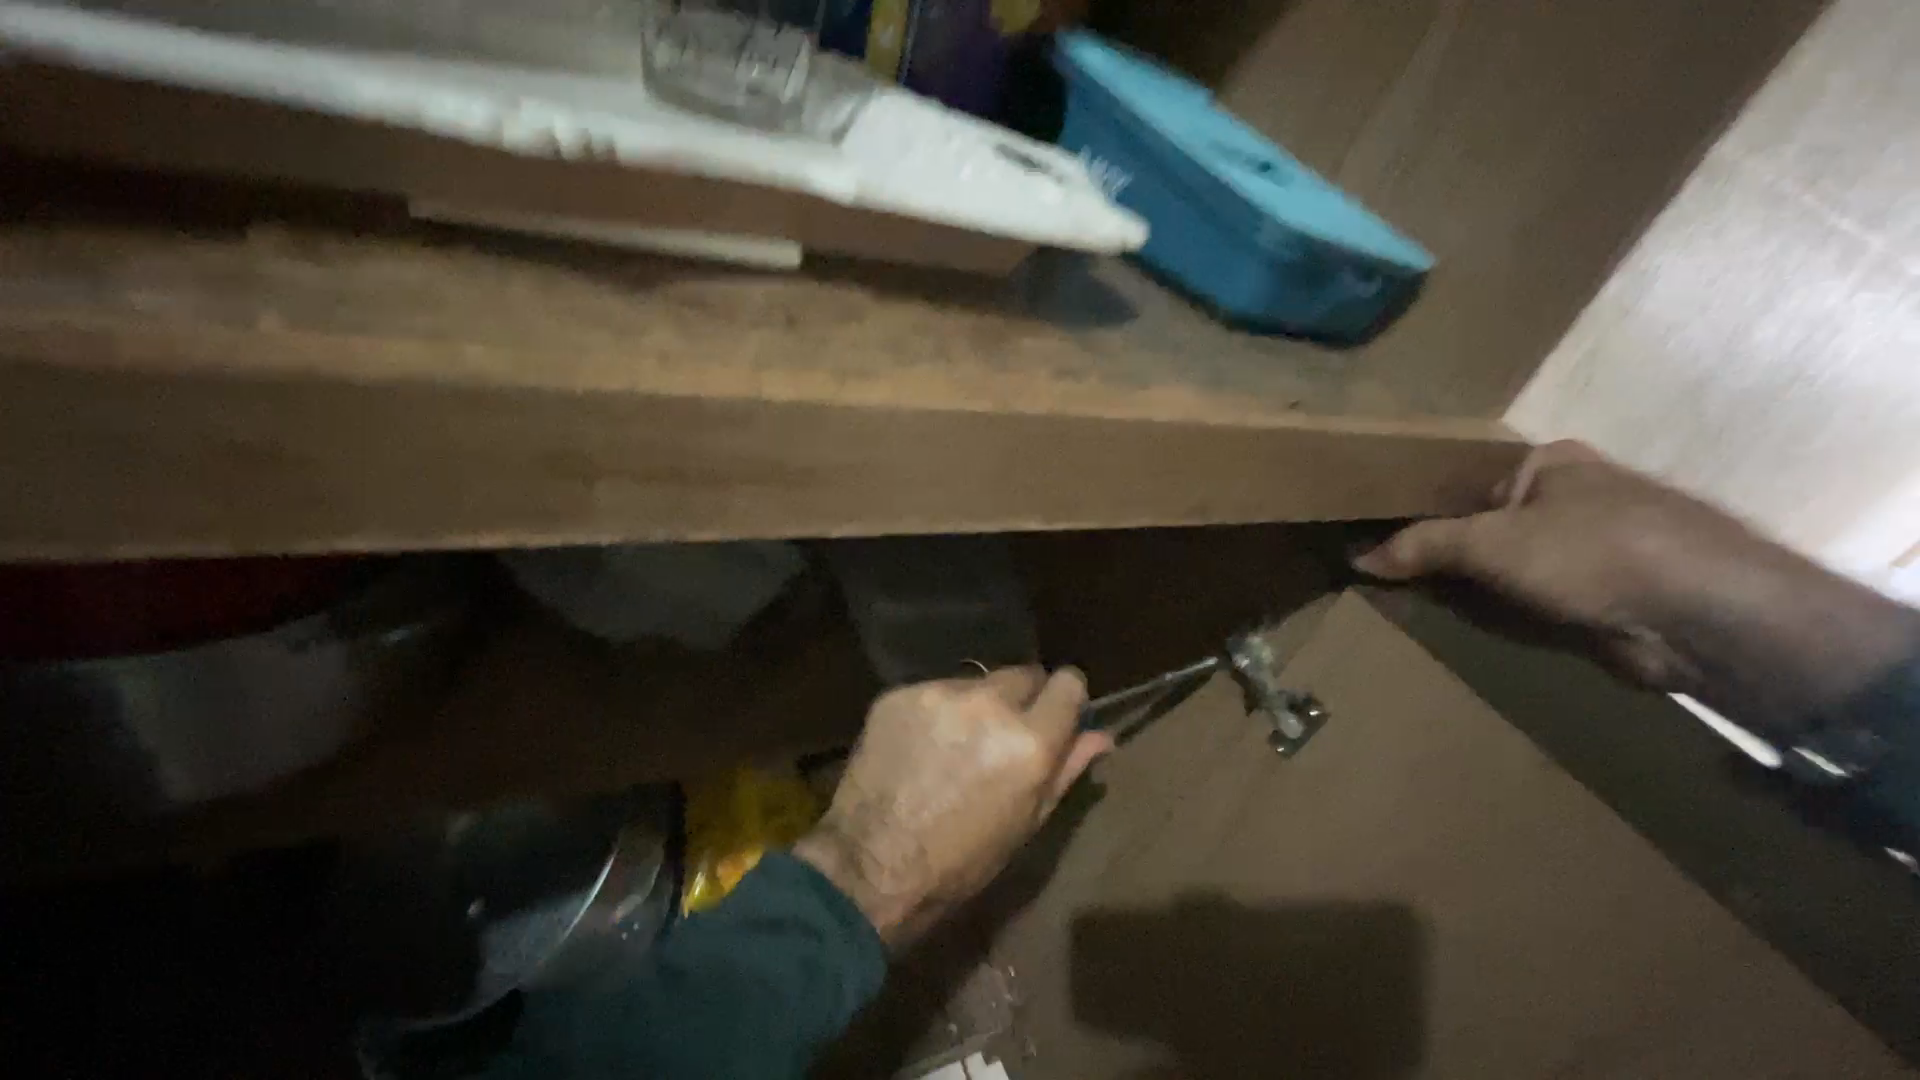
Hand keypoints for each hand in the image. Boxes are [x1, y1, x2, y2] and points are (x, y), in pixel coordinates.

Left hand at [793, 667, 1109, 948]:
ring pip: (976, 681)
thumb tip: (1101, 735)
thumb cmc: (961, 862)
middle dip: (1021, 699)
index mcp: (1029, 741)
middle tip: (1002, 737)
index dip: (1065, 700)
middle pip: (1024, 673)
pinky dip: (934, 712)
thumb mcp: (1026, 823)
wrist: (870, 866)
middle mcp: (988, 704)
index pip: (1068, 683)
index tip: (1055, 717)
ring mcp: (938, 693)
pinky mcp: (899, 694)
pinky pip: (932, 691)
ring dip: (975, 705)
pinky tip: (919, 747)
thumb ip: (1066, 770)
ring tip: (954, 746)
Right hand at [1354, 441, 1919, 734]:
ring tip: (1408, 602)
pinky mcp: (1599, 595)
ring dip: (1466, 588)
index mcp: (1546, 465)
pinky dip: (1498, 613)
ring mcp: (1586, 549)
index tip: (1373, 539)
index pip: (1461, 485)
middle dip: (1438, 555)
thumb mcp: (1489, 542)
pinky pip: (1528, 601)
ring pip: (1502, 568)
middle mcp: (1567, 500)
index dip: (1417, 512)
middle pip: (1479, 528)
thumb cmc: (1592, 552)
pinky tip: (1463, 624)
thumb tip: (1355, 557)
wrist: (1705, 616)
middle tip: (1384, 577)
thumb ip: (1420, 546)